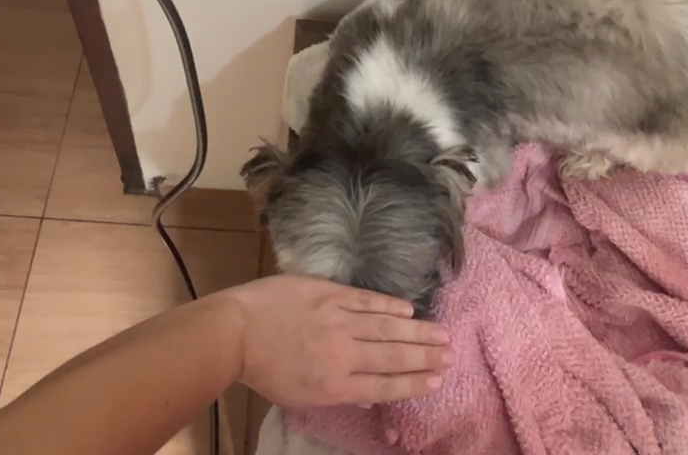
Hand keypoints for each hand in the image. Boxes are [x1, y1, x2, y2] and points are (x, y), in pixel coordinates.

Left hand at [210, 275, 451, 407]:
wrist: (237, 330)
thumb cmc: (265, 368)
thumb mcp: (301, 395)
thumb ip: (337, 390)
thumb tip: (370, 390)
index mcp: (335, 384)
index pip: (384, 384)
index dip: (413, 381)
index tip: (437, 379)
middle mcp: (343, 353)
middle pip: (392, 354)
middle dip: (424, 356)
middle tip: (450, 354)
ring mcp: (337, 320)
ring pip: (386, 326)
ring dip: (416, 330)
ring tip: (441, 333)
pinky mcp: (329, 294)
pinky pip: (366, 300)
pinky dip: (388, 305)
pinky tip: (407, 309)